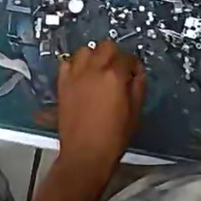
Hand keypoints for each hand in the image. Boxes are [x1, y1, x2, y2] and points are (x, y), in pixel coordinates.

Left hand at [55, 41, 145, 180]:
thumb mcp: (135, 112)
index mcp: (114, 76)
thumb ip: (138, 86)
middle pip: (106, 46)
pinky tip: (81, 76)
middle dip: (115, 55)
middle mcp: (93, 69)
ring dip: (94, 56)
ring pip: (85, 50)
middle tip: (118, 69)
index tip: (134, 73)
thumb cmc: (114, 136)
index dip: (133, 64)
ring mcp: (75, 74)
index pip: (126, 57)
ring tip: (98, 70)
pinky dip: (75, 65)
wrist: (85, 153)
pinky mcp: (62, 83)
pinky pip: (68, 63)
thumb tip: (138, 72)